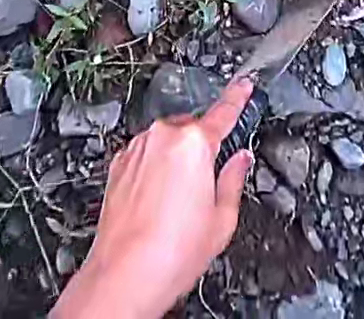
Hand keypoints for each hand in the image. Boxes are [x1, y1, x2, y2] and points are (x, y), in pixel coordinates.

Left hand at [50, 78, 254, 318]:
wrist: (121, 278)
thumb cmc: (171, 254)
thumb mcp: (222, 220)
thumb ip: (234, 179)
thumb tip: (240, 160)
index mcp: (195, 143)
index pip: (225, 111)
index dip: (238, 96)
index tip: (244, 85)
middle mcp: (165, 136)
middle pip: (194, 131)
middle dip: (202, 150)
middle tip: (204, 185)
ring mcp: (139, 148)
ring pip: (168, 142)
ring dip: (176, 159)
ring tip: (175, 203)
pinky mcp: (119, 163)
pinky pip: (146, 154)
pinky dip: (154, 168)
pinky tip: (156, 201)